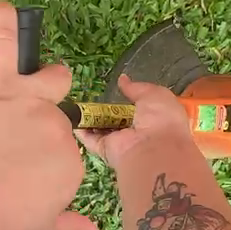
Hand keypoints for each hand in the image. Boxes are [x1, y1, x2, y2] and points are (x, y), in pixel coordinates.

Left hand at [0, 2, 102, 229]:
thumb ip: (72, 228)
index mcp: (71, 165)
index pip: (65, 155)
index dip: (44, 166)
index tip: (21, 180)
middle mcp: (56, 128)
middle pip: (58, 117)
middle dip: (41, 129)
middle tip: (9, 149)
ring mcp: (27, 102)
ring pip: (50, 79)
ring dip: (45, 81)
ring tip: (25, 87)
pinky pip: (2, 44)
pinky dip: (2, 23)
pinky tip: (2, 7)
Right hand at [76, 75, 197, 171]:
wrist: (154, 147)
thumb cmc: (160, 118)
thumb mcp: (154, 94)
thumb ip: (136, 88)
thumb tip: (122, 79)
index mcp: (152, 119)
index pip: (136, 109)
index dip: (126, 100)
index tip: (115, 91)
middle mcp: (135, 132)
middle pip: (116, 119)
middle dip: (104, 109)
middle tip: (91, 96)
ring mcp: (119, 142)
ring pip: (101, 128)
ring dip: (90, 118)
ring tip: (77, 103)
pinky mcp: (105, 150)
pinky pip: (90, 139)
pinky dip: (80, 130)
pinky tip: (70, 117)